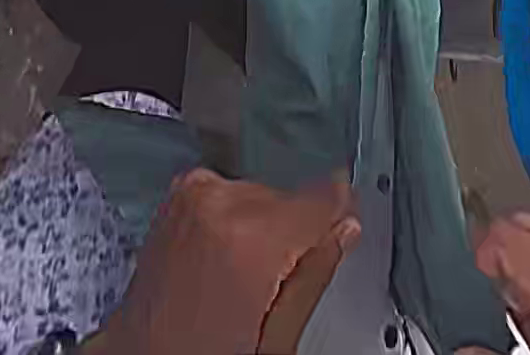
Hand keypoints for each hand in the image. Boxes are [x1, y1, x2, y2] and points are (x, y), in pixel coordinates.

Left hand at [90, 169, 359, 354]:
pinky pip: (236, 191)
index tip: (341, 226)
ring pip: (264, 194)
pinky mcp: (184, 190)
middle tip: (273, 283)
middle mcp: (220, 200)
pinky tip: (225, 256)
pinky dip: (239, 217)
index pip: (323, 196)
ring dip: (265, 224)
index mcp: (249, 238)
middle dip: (294, 232)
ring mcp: (196, 191)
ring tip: (242, 275)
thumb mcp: (273, 343)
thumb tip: (345, 228)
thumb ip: (315, 276)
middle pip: (291, 199)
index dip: (338, 214)